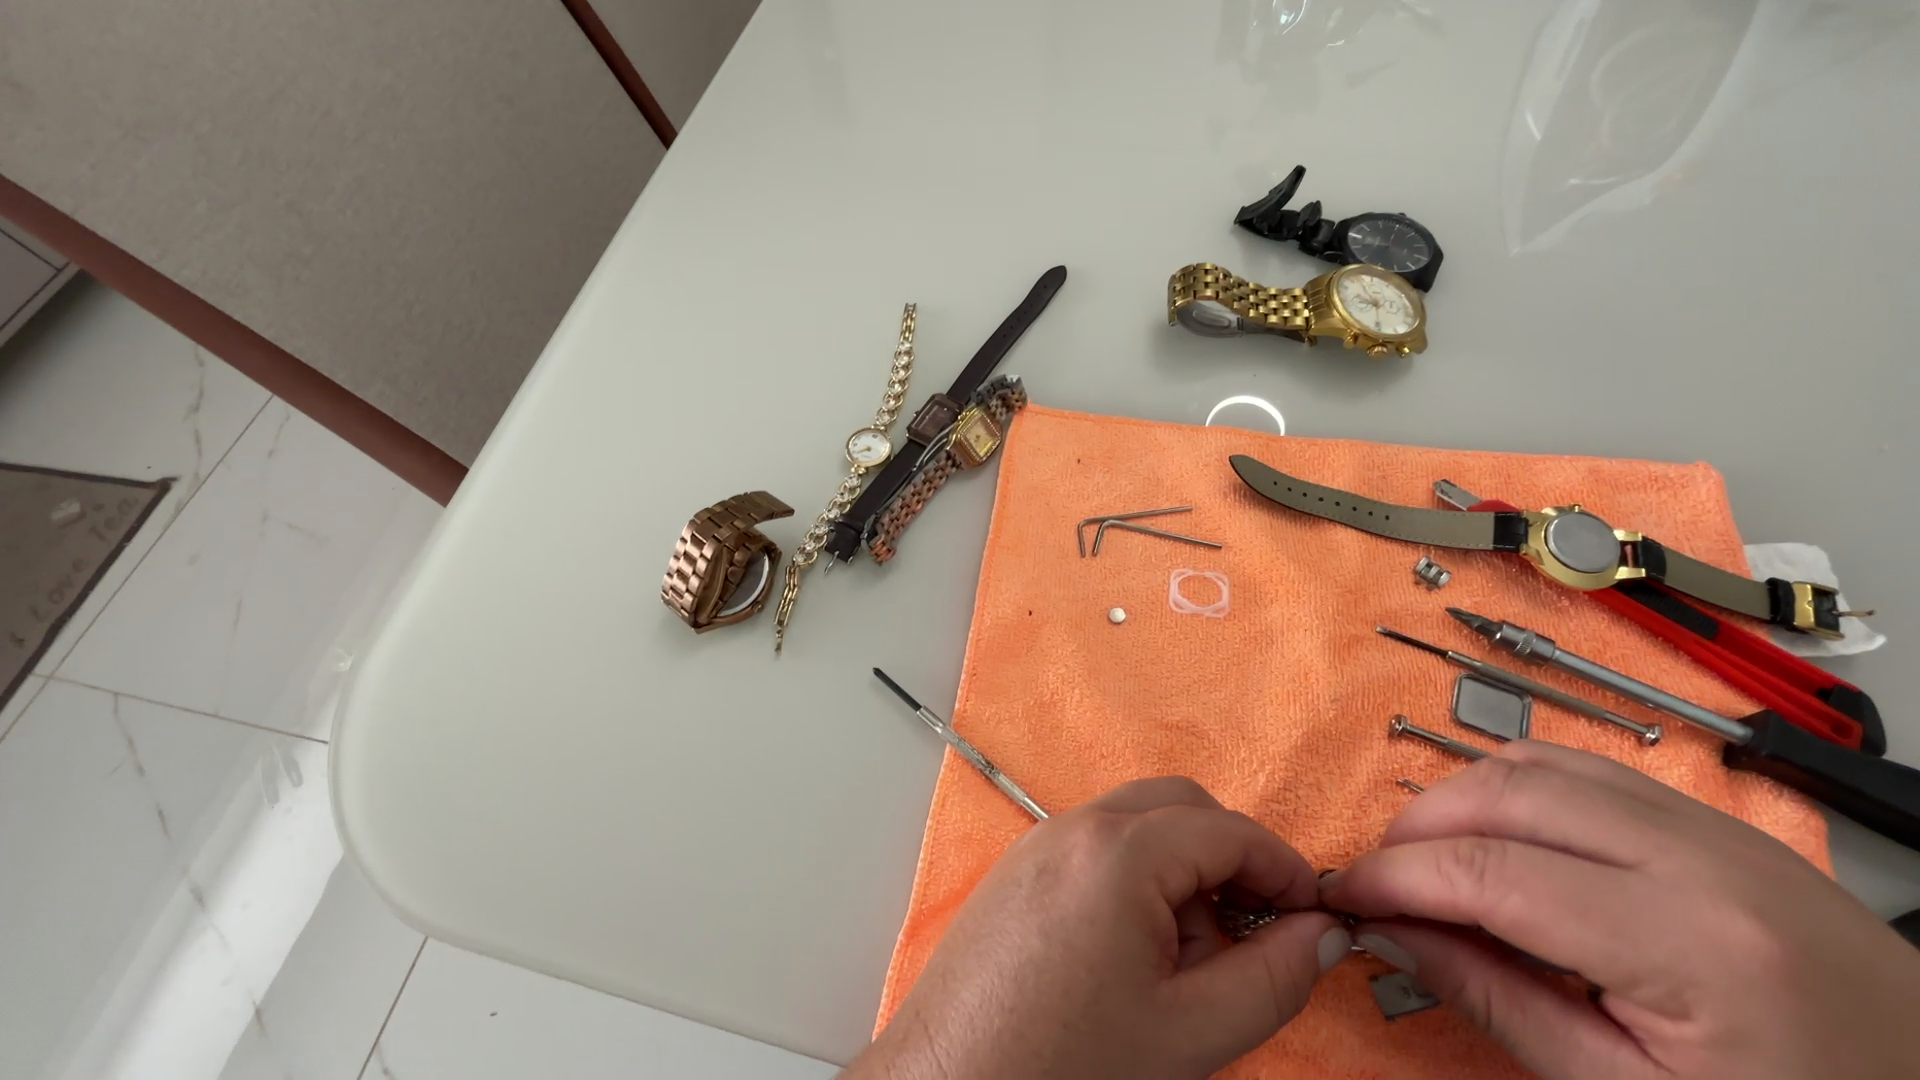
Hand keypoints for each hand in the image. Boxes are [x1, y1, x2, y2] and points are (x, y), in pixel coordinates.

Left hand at [844, 777, 1347, 1079]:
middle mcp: (1073, 827)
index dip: (1282, 868)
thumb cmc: (1063, 1063)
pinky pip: (1095, 845)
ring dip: (1180, 867)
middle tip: (1252, 928)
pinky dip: (1134, 875)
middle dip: (1228, 855)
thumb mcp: (1191, 1033)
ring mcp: (1038, 842)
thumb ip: (1273, 978)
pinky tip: (1133, 950)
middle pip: (1179, 806)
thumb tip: (1320, 932)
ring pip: (1137, 822)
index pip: (1227, 829)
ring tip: (1186, 957)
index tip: (1312, 914)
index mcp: (1118, 852)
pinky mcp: (1018, 867)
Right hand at [1322, 740, 1919, 1079]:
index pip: (1492, 872)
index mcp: (1694, 944)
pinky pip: (1583, 766)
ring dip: (1459, 799)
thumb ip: (1494, 1000)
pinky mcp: (1715, 818)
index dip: (1397, 878)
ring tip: (1432, 860)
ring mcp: (1715, 824)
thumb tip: (1387, 932)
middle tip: (1381, 884)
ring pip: (1536, 762)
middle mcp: (1702, 855)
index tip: (1344, 898)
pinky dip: (1514, 787)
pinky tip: (1501, 838)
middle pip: (1505, 794)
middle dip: (1415, 828)